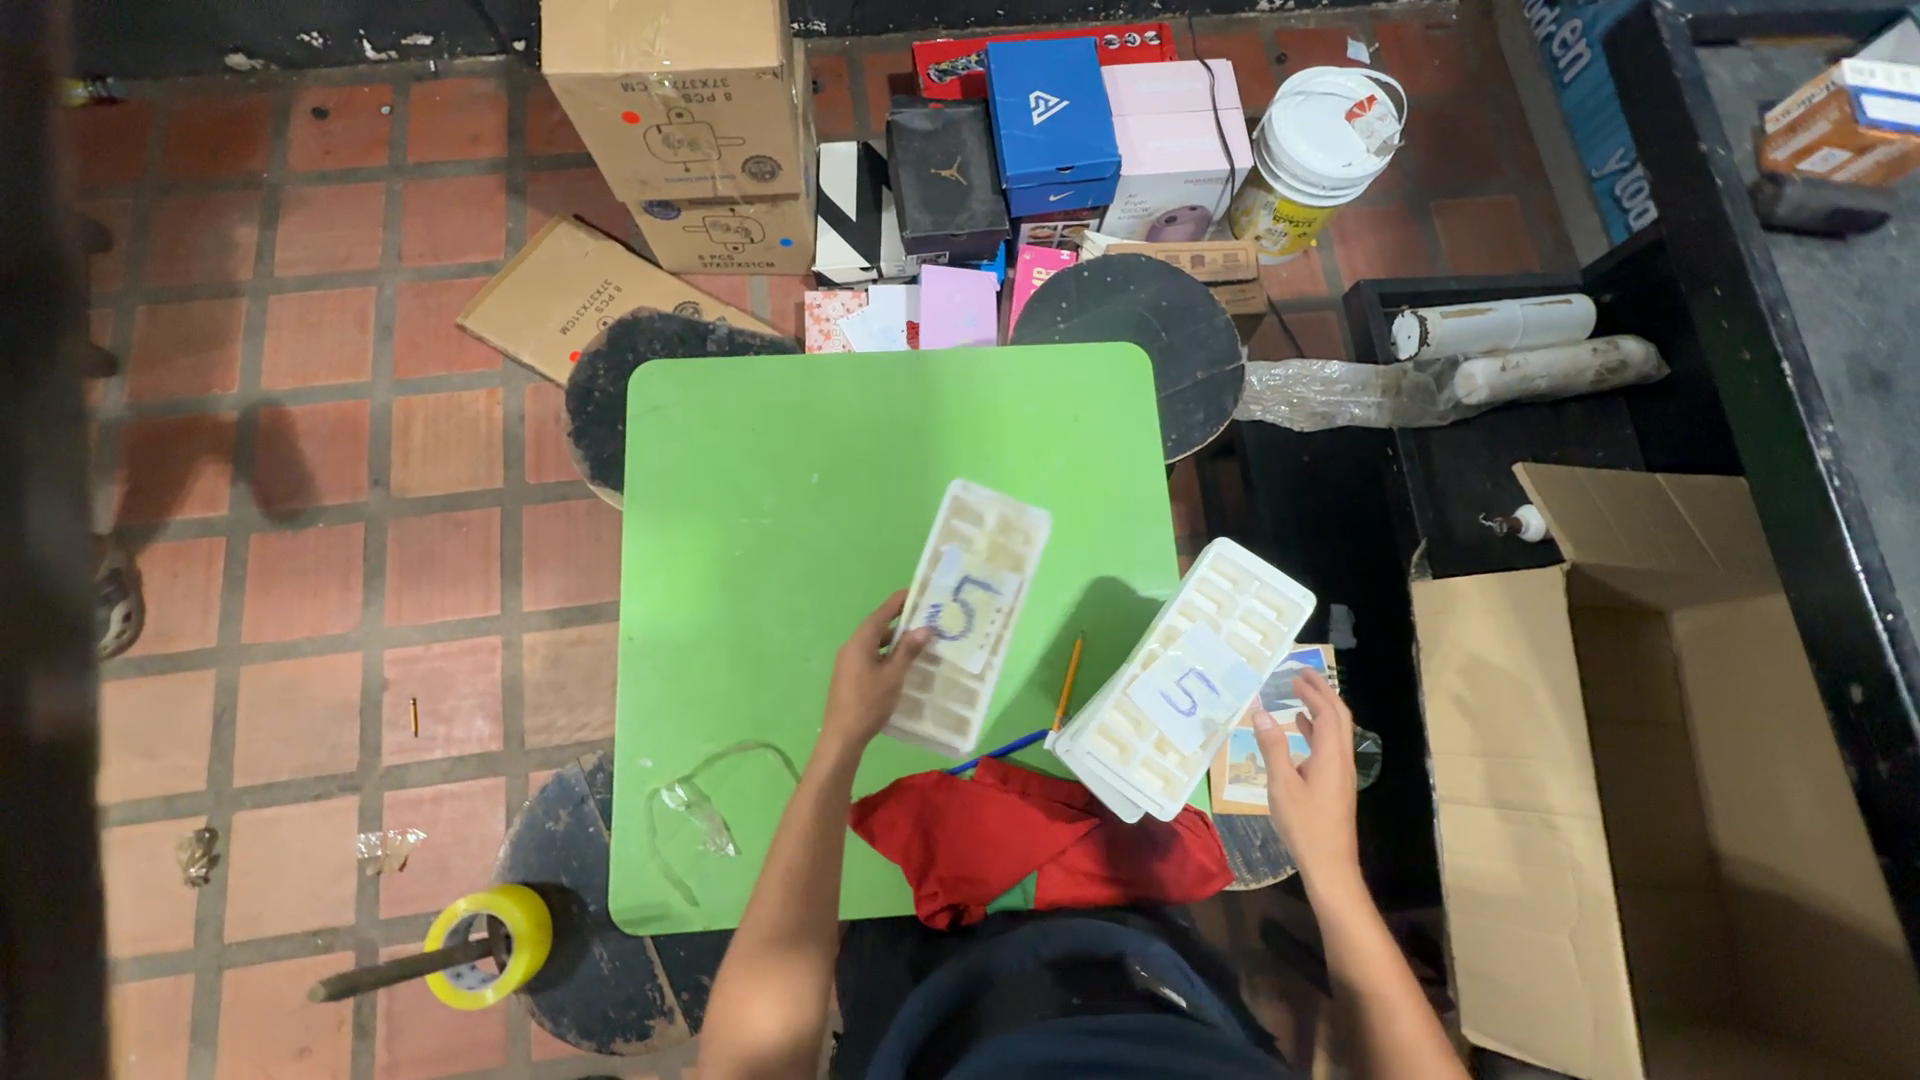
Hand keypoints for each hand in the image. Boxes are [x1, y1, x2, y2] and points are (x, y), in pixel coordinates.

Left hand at [821, 591, 934, 753]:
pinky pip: (871, 656)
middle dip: (901, 621)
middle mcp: (852, 646)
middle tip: (926, 617)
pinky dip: (887, 654)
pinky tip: (903, 663)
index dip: (899, 601)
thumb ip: (908, 650)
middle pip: (878, 626)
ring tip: (920, 639)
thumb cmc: (869, 703)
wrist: (842, 736)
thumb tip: (925, 628)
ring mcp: (849, 662)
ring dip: (895, 640)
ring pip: (875, 643)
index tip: (918, 592)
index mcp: (860, 642)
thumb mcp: (893, 675)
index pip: (882, 613)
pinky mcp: (850, 675)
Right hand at [1251, 670, 1362, 899]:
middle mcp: (1341, 760)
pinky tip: (1302, 731)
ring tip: (1301, 696)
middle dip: (1323, 694)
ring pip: (1337, 732)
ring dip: (1321, 710)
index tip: (1296, 675)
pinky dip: (1317, 730)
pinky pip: (1330, 747)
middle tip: (1303, 676)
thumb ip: (1273, 747)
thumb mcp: (1281, 785)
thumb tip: (1261, 713)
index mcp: (1331, 756)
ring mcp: (1341, 774)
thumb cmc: (1304, 825)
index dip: (1314, 691)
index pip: (1328, 714)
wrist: (1330, 865)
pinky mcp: (1335, 785)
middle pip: (1339, 718)